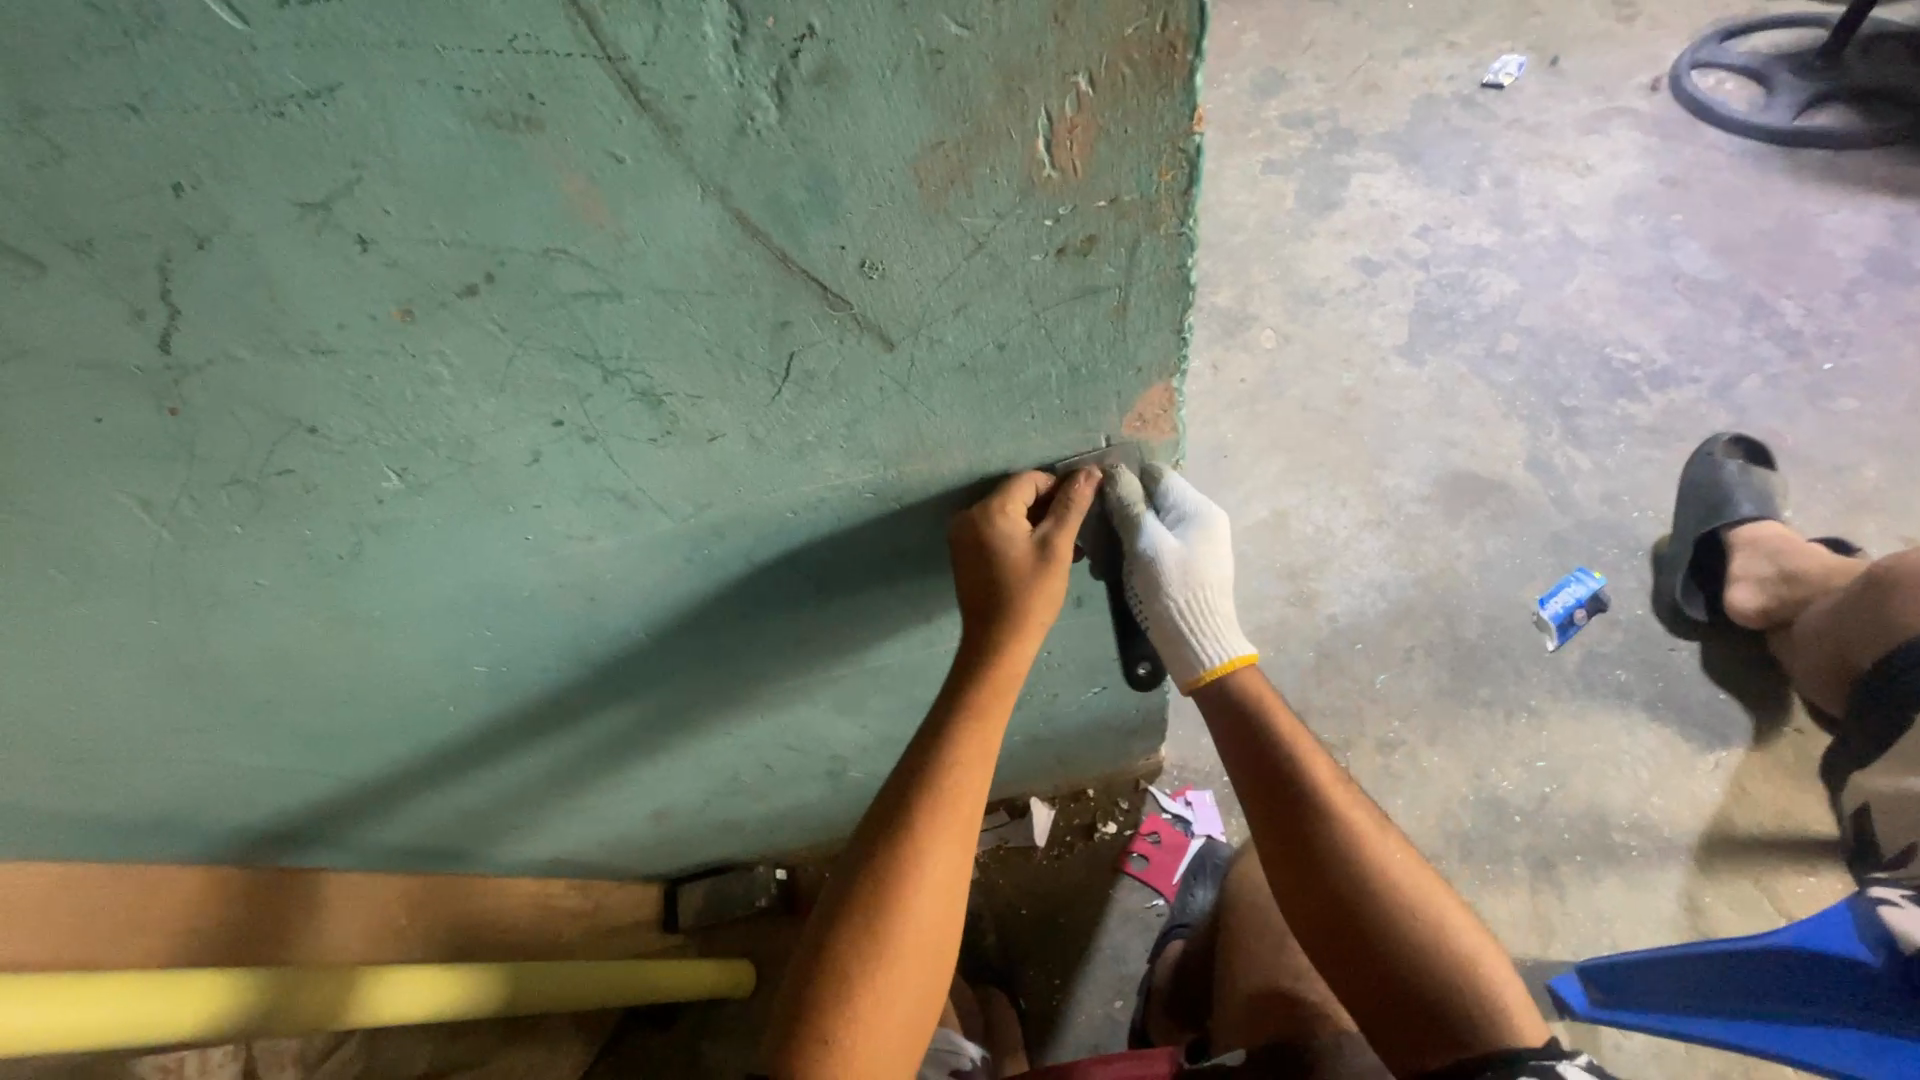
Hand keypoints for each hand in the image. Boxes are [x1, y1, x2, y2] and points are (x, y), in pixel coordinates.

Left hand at [948, 468, 1098, 653]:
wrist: (997, 643)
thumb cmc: (1031, 595)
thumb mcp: (1056, 546)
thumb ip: (1072, 504)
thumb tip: (1090, 471)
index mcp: (989, 510)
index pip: (1029, 480)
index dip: (1058, 489)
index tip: (1080, 511)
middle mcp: (968, 515)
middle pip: (1017, 496)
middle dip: (1048, 510)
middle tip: (1076, 535)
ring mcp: (962, 535)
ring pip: (1008, 515)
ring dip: (1037, 525)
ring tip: (1066, 549)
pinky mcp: (964, 553)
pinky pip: (996, 532)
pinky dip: (1019, 537)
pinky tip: (1043, 556)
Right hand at [1103, 464, 1257, 692]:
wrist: (1198, 644)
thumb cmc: (1171, 590)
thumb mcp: (1145, 544)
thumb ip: (1129, 504)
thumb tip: (1115, 469)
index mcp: (1196, 507)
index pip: (1155, 473)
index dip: (1124, 480)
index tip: (1095, 498)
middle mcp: (1203, 518)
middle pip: (1154, 498)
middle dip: (1122, 512)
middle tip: (1096, 535)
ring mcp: (1199, 542)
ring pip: (1153, 523)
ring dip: (1126, 536)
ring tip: (1104, 559)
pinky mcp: (1192, 564)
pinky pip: (1160, 544)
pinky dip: (1139, 552)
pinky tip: (1120, 570)